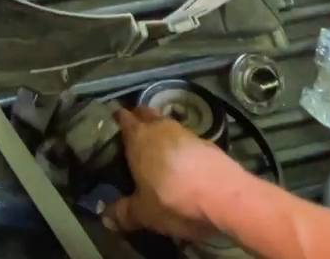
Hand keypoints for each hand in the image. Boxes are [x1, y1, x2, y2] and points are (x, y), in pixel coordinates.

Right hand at [103, 105, 235, 239]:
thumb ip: (124, 213)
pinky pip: (187, 138)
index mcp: (137, 136)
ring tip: (160, 150)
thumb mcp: (145, 213)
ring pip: (166, 123)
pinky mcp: (207, 142)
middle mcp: (158, 126)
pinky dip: (182, 146)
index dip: (117, 118)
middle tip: (135, 134)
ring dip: (162, 132)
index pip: (122, 117)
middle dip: (139, 118)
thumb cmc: (174, 198)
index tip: (113, 124)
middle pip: (144, 112)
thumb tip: (104, 217)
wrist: (225, 195)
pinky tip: (184, 163)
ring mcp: (184, 131)